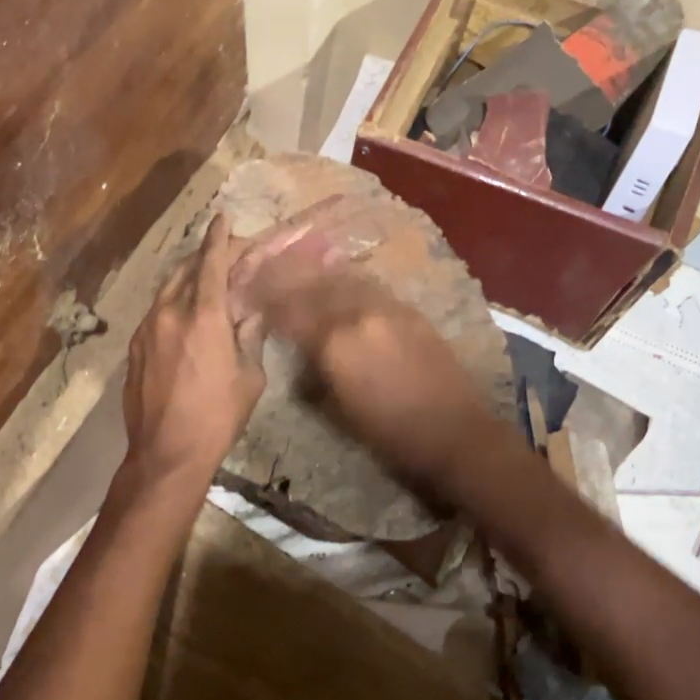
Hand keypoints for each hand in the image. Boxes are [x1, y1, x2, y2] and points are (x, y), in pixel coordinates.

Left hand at [120, 214, 265, 485]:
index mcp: (203, 316)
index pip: (210, 263)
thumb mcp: (249, 377)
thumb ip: (250, 336)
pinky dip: (174, 304)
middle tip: (226, 258)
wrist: (166, 453)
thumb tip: (250, 312)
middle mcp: (170, 313)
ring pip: (168, 290)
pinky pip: (157, 312)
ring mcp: (147, 329)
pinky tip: (187, 319)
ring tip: (207, 285)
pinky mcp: (135, 347)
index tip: (221, 217)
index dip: (218, 238)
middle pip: (186, 270)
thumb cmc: (217, 417)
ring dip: (188, 280)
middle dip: (206, 257)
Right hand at [232, 223, 497, 488]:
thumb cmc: (389, 435)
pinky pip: (366, 285)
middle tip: (260, 266)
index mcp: (333, 342)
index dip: (262, 296)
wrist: (455, 434)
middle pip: (310, 283)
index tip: (244, 289)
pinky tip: (335, 280)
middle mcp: (356, 313)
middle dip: (281, 274)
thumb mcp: (335, 409)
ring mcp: (386, 306)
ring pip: (339, 277)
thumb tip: (297, 349)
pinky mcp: (408, 309)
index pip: (286, 308)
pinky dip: (343, 280)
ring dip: (312, 271)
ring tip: (294, 264)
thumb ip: (310, 371)